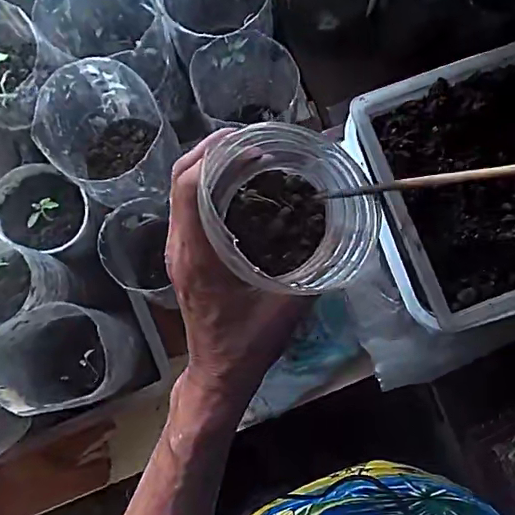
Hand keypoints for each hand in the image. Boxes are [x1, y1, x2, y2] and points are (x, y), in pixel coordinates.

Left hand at [167, 129, 311, 403]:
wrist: (218, 374)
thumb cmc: (248, 344)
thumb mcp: (288, 307)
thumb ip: (314, 271)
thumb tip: (337, 233)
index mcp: (199, 255)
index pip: (189, 187)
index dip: (216, 156)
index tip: (251, 146)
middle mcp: (180, 246)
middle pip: (179, 179)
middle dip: (211, 150)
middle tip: (251, 139)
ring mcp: (177, 250)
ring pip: (181, 191)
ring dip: (209, 165)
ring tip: (247, 154)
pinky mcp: (183, 256)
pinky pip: (188, 206)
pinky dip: (208, 185)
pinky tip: (239, 186)